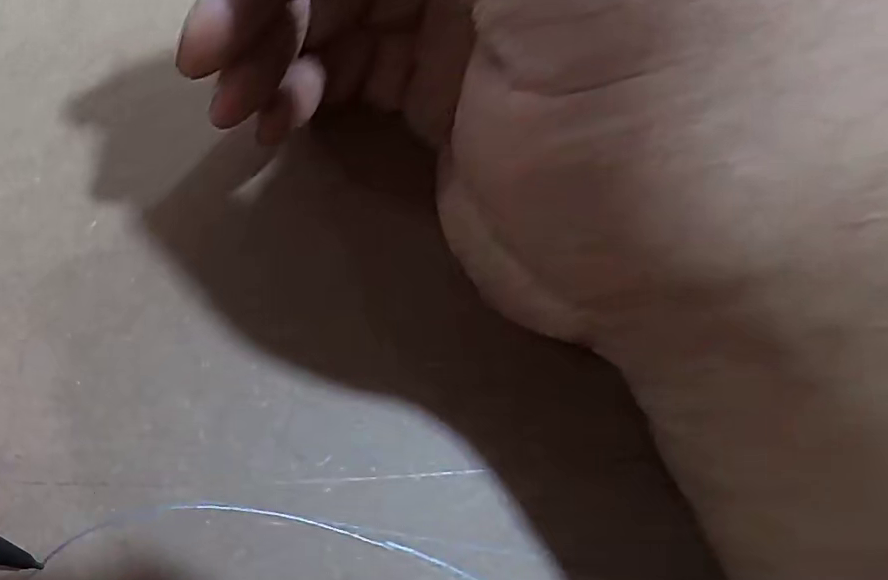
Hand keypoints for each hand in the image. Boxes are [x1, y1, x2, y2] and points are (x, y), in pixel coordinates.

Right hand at [175, 0, 887, 375]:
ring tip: (231, 108)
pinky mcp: (444, 91)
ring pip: (340, 8)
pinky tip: (275, 124)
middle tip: (203, 57)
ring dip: (271, 52)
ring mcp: (476, 16)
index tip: (230, 10)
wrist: (684, 248)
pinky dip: (298, 92)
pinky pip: (347, 70)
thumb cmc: (665, 90)